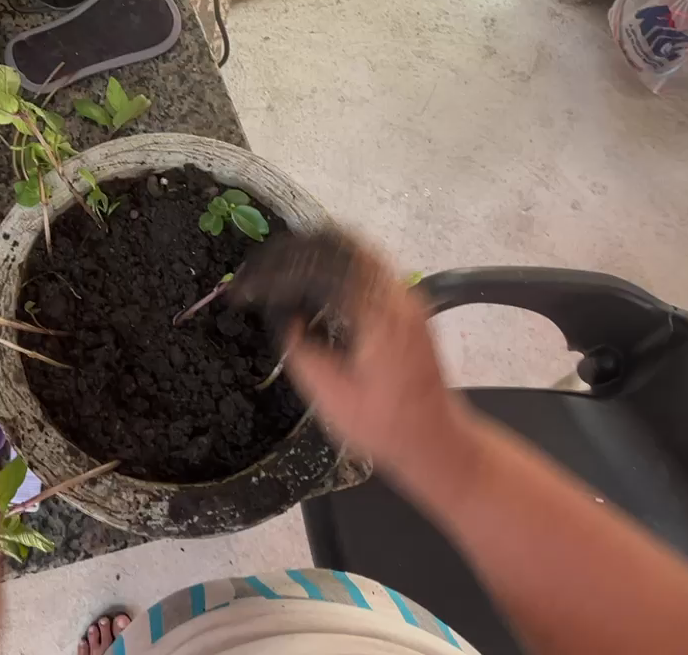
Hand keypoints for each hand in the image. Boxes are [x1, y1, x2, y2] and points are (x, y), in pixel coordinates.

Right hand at [282, 237, 475, 490]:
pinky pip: (364, 260)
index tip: (250, 288)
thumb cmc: (385, 427)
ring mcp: (406, 295)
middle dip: (290, 253)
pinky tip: (308, 272)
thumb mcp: (330, 395)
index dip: (276, 274)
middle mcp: (397, 296)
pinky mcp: (406, 300)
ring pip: (353, 246)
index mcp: (378, 318)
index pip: (318, 271)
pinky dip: (330, 259)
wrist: (437, 441)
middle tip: (259, 269)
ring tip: (278, 266)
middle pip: (337, 246)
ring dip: (310, 251)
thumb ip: (300, 348)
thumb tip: (282, 313)